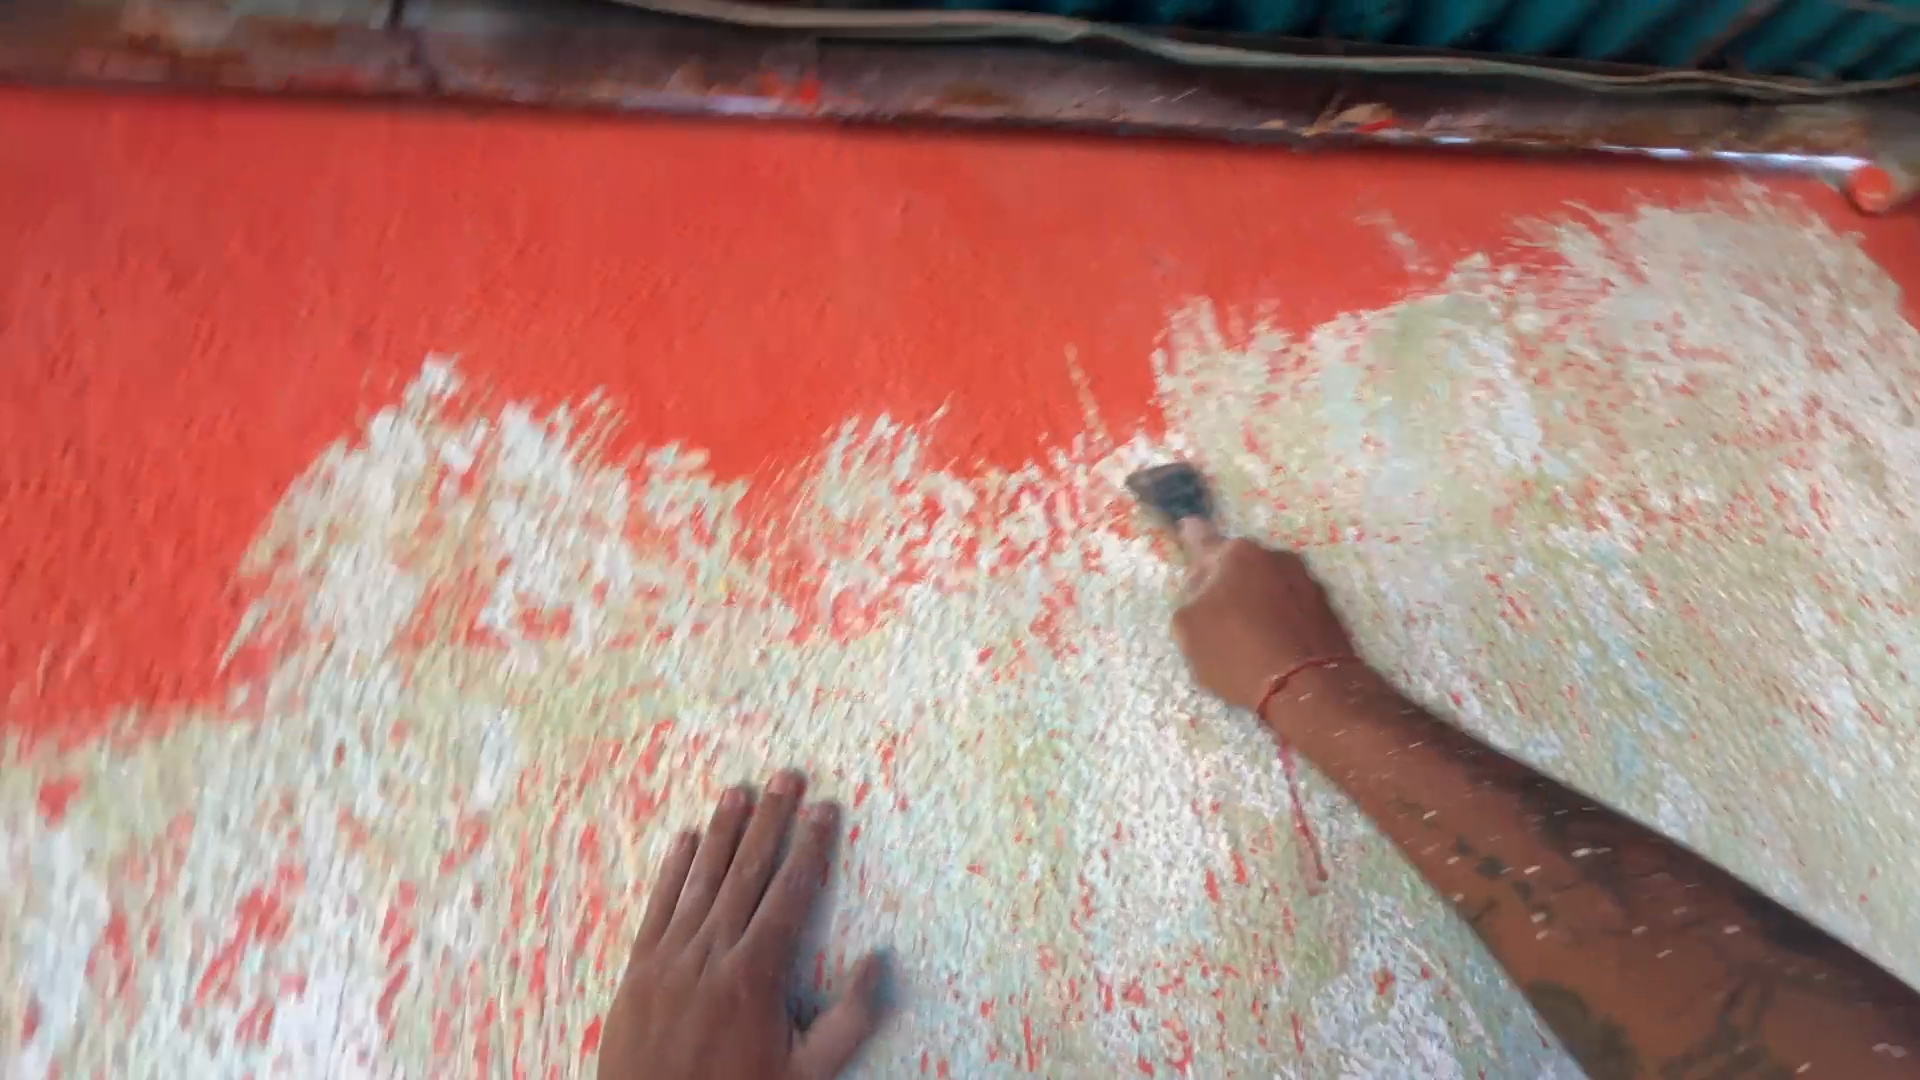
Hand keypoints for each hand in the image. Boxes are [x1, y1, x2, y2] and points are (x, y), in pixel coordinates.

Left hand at [598, 770, 884, 1079]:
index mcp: (756, 974)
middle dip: (771, 819)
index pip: (791, 892)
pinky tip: (686, 837)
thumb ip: (849, 1020)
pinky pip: (659, 905)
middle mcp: (713, 953)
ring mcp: (671, 957)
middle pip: (748, 871)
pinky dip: (673, 868)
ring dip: (723, 830)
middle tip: (787, 777)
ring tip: (739, 790)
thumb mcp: (805, 1076)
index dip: (811, 846)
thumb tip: (878, 959)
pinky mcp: (639, 967)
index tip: (825, 808)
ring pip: (703, 878)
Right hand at [1171, 534, 1357, 711]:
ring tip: (1245, 633)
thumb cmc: (1237, 653)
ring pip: (1265, 582)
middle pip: (1236, 563)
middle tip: (1212, 611)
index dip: (1189, 535)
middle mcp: (1271, 555)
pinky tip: (1270, 641)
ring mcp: (1304, 578)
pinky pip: (1288, 603)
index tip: (1186, 527)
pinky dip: (1277, 615)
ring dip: (1253, 598)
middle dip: (1223, 580)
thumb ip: (1188, 601)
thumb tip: (1202, 593)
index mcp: (1233, 555)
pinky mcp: (1326, 605)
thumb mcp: (1187, 631)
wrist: (1308, 687)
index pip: (1201, 537)